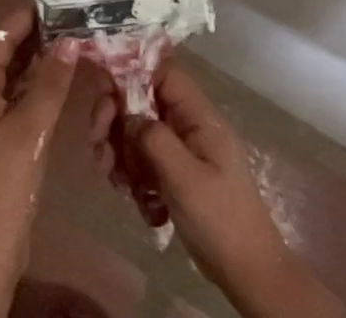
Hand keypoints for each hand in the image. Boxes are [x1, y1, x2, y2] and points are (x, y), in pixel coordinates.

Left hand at [0, 7, 76, 317]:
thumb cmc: (1, 185)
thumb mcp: (28, 130)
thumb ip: (49, 84)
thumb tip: (68, 40)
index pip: (0, 38)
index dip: (26, 17)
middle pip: (6, 55)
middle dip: (38, 36)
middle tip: (76, 17)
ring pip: (16, 79)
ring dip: (42, 62)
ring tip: (77, 40)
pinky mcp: (2, 142)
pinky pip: (21, 102)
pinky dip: (41, 88)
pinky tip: (66, 83)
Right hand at [94, 63, 344, 317]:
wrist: (247, 271)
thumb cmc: (220, 219)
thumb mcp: (184, 177)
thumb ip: (152, 138)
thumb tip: (128, 115)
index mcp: (199, 117)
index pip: (162, 73)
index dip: (131, 74)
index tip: (104, 94)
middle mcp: (190, 127)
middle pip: (142, 103)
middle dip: (115, 122)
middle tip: (98, 147)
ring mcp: (183, 152)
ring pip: (137, 135)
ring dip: (120, 155)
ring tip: (117, 184)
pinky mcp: (176, 176)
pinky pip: (143, 163)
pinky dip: (134, 179)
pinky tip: (139, 203)